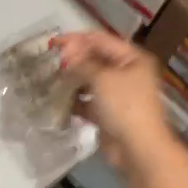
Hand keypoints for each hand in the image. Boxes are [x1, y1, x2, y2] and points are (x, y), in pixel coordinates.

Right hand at [53, 31, 175, 168]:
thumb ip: (82, 63)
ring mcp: (118, 95)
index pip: (101, 40)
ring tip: (51, 79)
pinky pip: (89, 102)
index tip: (53, 42)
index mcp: (132, 58)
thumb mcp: (102, 78)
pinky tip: (58, 101)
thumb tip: (66, 51)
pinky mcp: (109, 114)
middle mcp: (127, 72)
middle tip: (50, 62)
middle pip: (96, 60)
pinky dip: (76, 101)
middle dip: (74, 61)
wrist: (137, 147)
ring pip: (91, 82)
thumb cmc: (124, 106)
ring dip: (73, 81)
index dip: (77, 40)